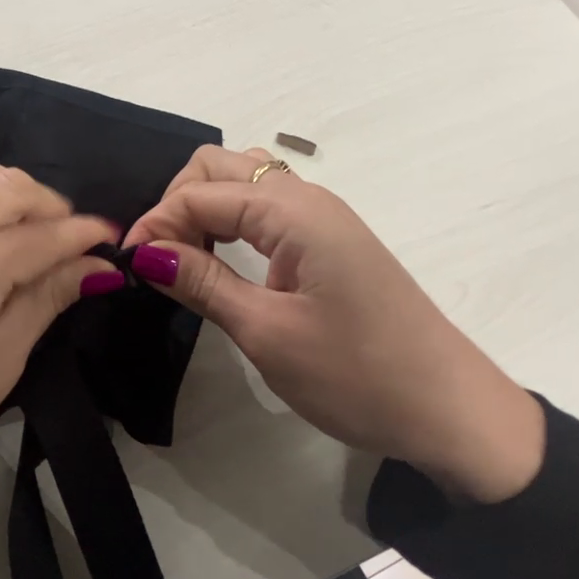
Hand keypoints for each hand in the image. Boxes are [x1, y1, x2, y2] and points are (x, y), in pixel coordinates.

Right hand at [126, 146, 544, 503]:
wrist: (451, 412)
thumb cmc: (357, 375)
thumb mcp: (267, 333)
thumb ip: (202, 282)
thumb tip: (143, 251)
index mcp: (294, 211)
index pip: (201, 192)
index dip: (157, 221)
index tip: (128, 264)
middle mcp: (308, 198)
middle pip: (222, 166)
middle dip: (178, 200)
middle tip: (158, 257)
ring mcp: (323, 218)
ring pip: (245, 180)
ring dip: (205, 204)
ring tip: (184, 254)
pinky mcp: (330, 241)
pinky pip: (267, 205)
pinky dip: (232, 218)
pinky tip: (220, 255)